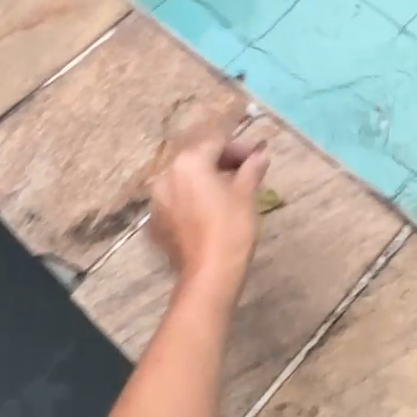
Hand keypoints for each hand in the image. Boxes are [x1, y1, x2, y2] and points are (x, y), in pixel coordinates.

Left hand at [145, 131, 269, 294]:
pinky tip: (210, 210)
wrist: (210, 273)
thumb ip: (251, 169)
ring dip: (206, 179)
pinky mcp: (156, 222)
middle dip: (221, 161)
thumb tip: (260, 155)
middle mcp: (167, 175)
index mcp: (189, 163)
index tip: (257, 158)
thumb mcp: (246, 194)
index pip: (216, 142)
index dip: (239, 148)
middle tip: (245, 172)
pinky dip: (192, 198)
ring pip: (184, 179)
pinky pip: (176, 199)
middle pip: (196, 158)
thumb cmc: (231, 227)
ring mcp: (157, 200)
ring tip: (228, 190)